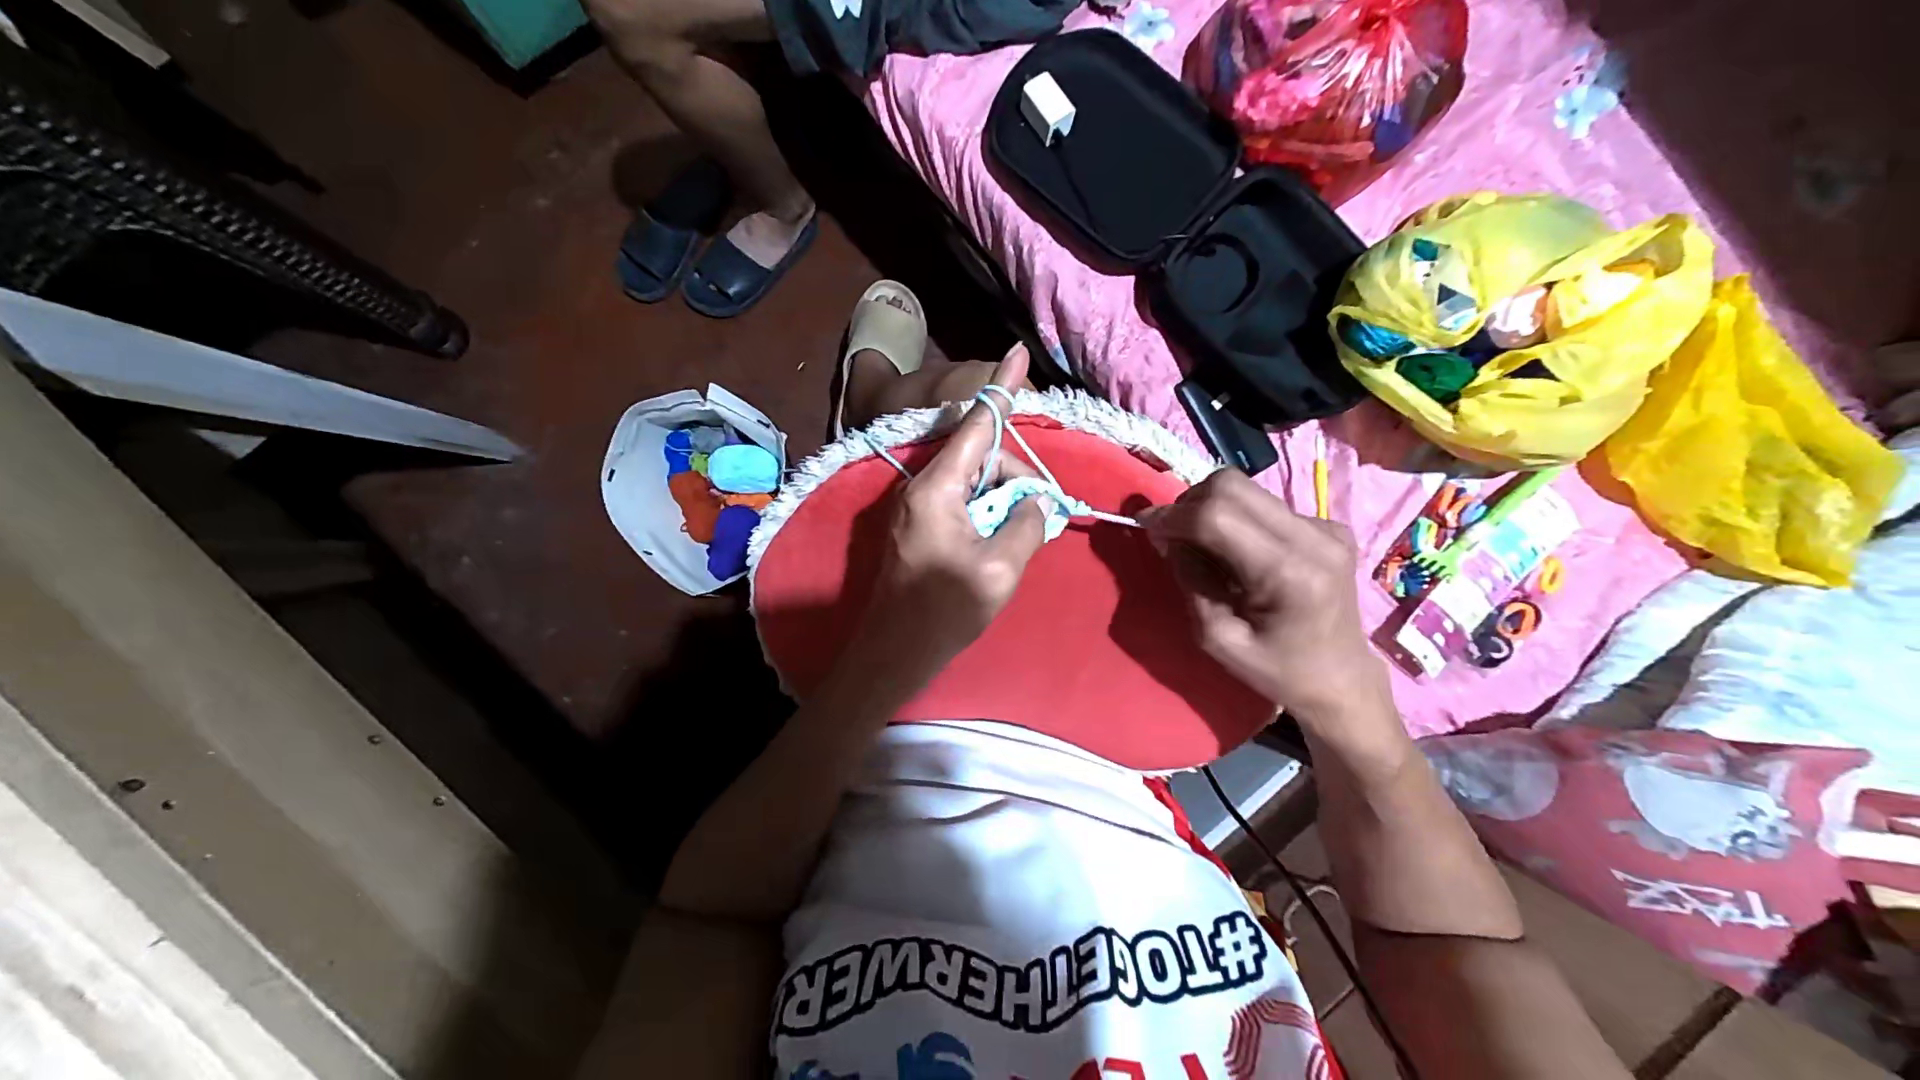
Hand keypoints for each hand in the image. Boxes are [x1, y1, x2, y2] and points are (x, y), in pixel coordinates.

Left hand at [855, 345, 1046, 677]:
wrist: (894, 653)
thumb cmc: (944, 611)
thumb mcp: (1001, 569)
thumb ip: (1027, 524)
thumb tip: (1035, 504)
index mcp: (937, 488)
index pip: (976, 425)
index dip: (1001, 388)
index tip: (1017, 351)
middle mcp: (921, 487)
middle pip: (980, 456)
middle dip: (1014, 477)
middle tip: (1035, 519)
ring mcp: (916, 506)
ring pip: (973, 480)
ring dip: (1002, 501)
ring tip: (1012, 543)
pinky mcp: (918, 526)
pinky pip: (961, 501)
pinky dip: (986, 513)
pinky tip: (997, 543)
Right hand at [1142, 470, 1395, 735]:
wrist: (1340, 679)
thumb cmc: (1276, 670)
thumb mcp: (1216, 637)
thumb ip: (1190, 579)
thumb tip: (1166, 534)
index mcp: (1289, 572)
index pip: (1217, 515)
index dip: (1173, 515)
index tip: (1145, 526)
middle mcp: (1314, 537)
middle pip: (1231, 486)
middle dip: (1189, 504)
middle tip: (1172, 536)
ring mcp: (1326, 526)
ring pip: (1246, 488)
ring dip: (1211, 508)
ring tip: (1203, 546)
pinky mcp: (1328, 524)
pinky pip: (1264, 504)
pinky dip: (1236, 519)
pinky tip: (1238, 554)